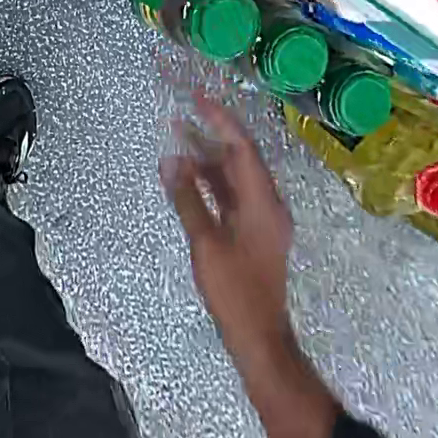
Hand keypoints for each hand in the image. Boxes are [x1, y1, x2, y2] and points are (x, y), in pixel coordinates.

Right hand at [161, 93, 337, 437]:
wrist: (259, 338)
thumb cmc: (234, 290)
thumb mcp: (206, 243)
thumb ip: (187, 199)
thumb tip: (170, 160)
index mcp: (263, 200)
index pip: (242, 147)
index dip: (220, 120)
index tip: (198, 99)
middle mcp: (268, 202)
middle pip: (240, 157)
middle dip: (211, 133)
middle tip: (182, 113)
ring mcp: (262, 217)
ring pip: (234, 176)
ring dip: (208, 158)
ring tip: (178, 138)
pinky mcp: (253, 231)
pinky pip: (232, 195)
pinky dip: (211, 182)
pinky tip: (189, 175)